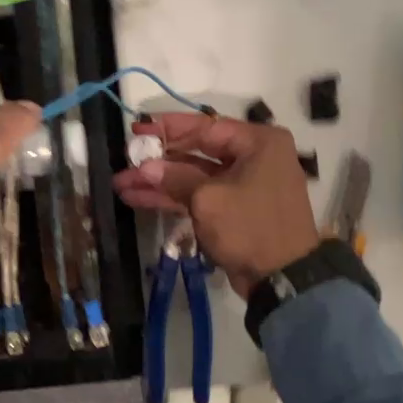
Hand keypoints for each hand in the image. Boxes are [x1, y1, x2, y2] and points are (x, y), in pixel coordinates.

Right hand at [112, 113, 319, 296]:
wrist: (281, 276)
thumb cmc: (249, 227)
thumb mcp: (208, 199)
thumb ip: (175, 178)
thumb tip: (145, 168)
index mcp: (257, 143)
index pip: (205, 126)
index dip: (168, 128)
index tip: (137, 129)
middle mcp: (253, 157)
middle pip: (196, 151)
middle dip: (158, 160)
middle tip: (124, 161)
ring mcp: (243, 185)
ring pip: (193, 177)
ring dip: (159, 181)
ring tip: (122, 184)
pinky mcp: (233, 210)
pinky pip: (199, 196)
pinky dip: (172, 198)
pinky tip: (139, 198)